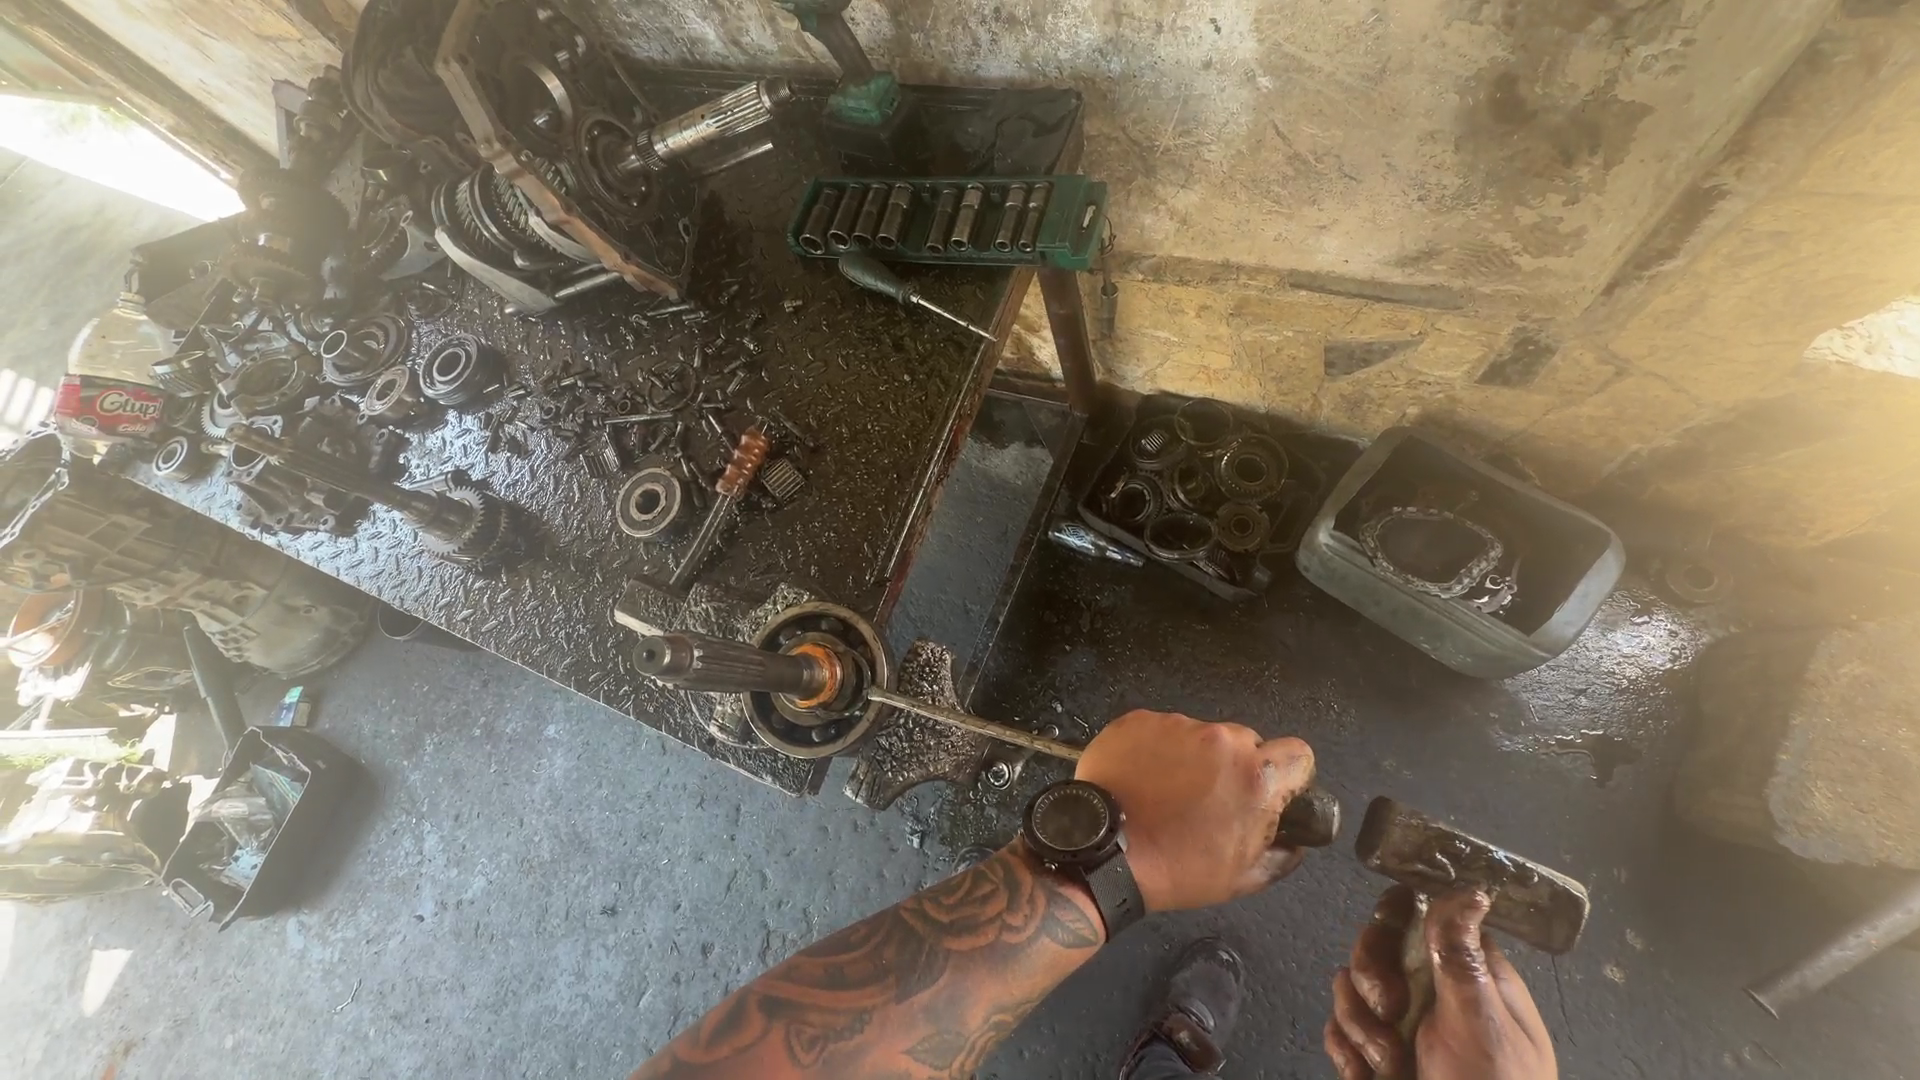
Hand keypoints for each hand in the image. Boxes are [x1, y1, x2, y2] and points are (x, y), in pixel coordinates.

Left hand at [1072, 709, 1313, 911]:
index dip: (1287, 774)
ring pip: (1201, 735)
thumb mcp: (1244, 876)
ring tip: (1168, 791)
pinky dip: (1158, 749)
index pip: (1298, 753)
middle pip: (1245, 741)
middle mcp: (1219, 740)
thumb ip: (1282, 851)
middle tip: (1211, 798)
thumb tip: (1295, 839)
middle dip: (1235, 765)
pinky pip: (1161, 730)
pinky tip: (1144, 778)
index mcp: (1255, 775)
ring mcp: (1176, 725)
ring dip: (1194, 756)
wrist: (1106, 851)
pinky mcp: (1139, 720)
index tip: (1270, 789)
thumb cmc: (1176, 867)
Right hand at [1324, 887, 1556, 1079]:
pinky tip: (1367, 1074)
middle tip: (1390, 1008)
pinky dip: (1347, 1051)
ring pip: (1348, 988)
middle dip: (1370, 977)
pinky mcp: (1372, 1056)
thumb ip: (1463, 956)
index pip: (1423, 918)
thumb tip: (1474, 886)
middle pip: (1375, 946)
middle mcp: (1432, 994)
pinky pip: (1337, 1029)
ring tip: (1388, 1062)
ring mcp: (1400, 1026)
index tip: (1387, 920)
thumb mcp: (1482, 1025)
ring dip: (1360, 1024)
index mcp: (1471, 978)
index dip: (1398, 915)